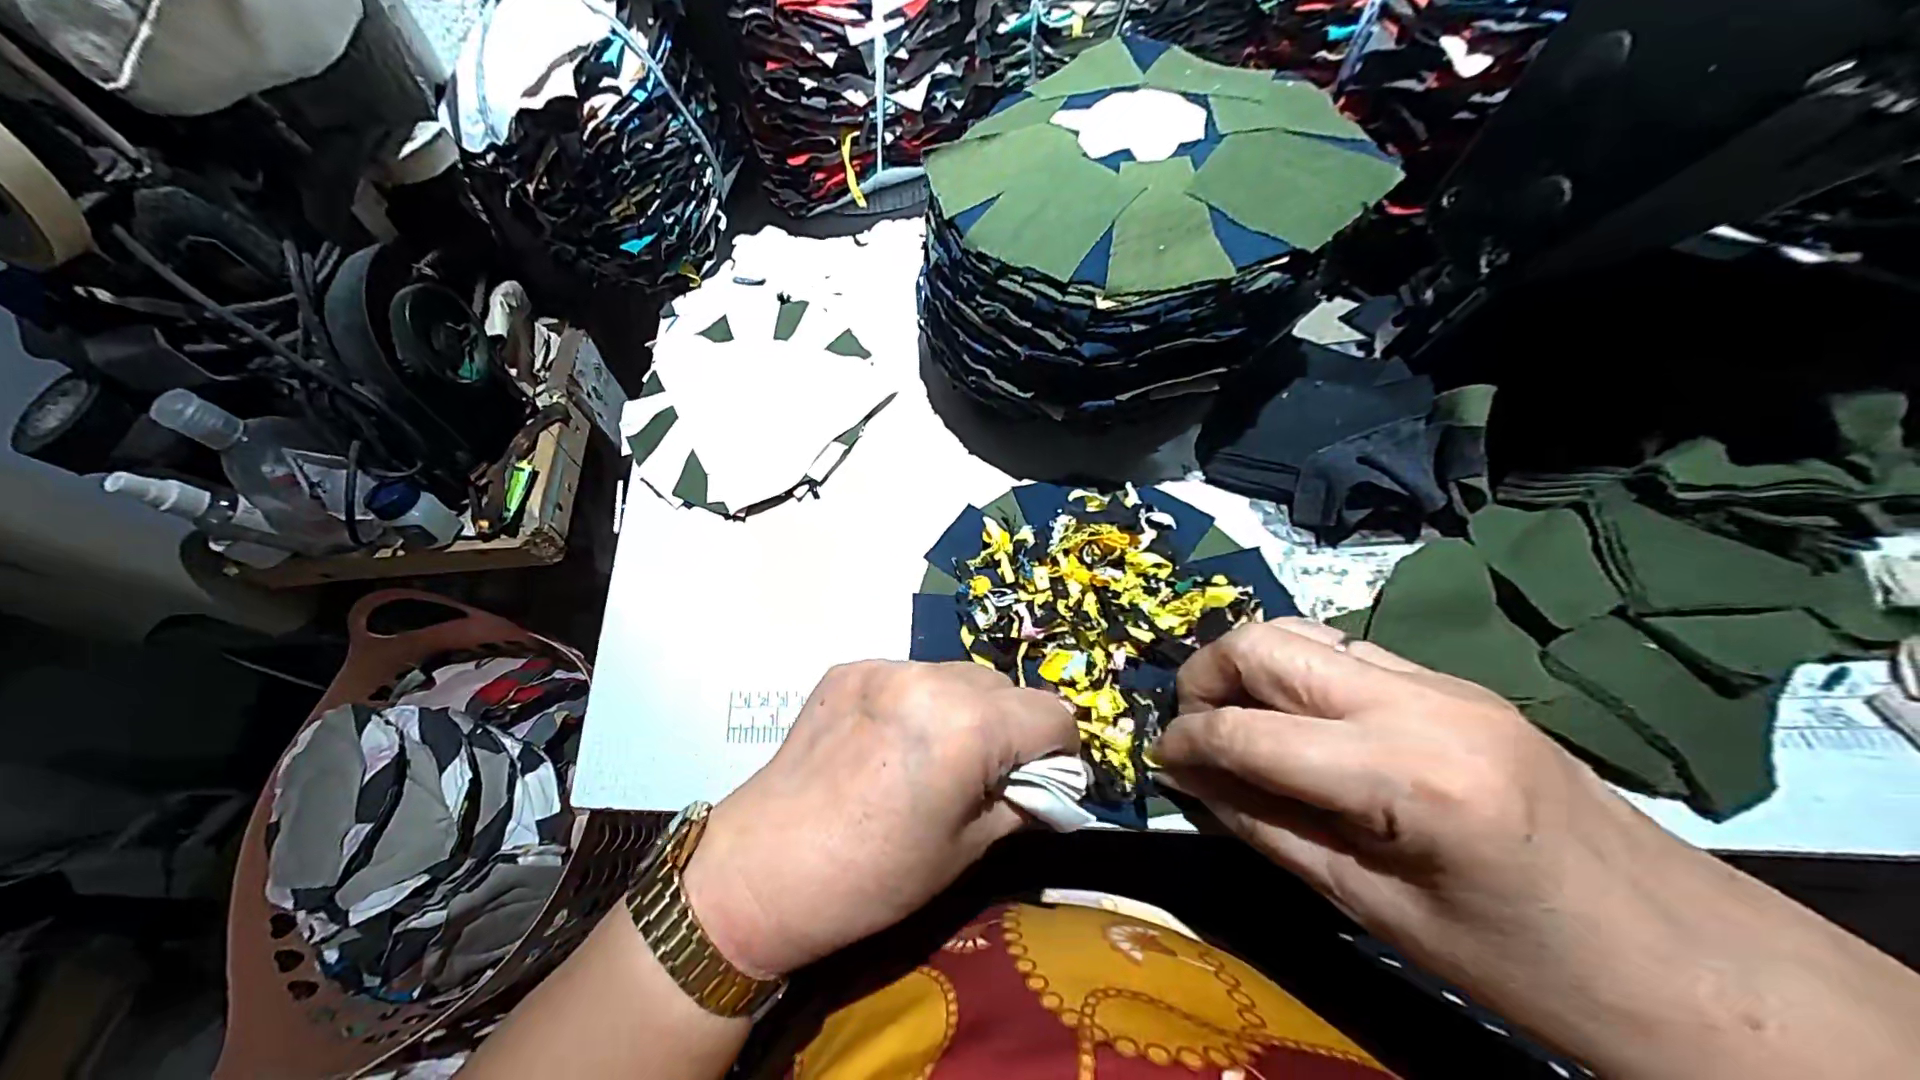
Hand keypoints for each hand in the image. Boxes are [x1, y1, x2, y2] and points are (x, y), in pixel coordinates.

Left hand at [682, 660, 1075, 977]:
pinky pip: (910, 677)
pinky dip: (918, 704)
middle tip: (981, 776)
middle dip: (1010, 730)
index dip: (1057, 755)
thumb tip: (1052, 789)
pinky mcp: (848, 667)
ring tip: (931, 757)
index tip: (1037, 785)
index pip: (1053, 715)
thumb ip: (1022, 805)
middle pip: (1006, 689)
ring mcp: (884, 666)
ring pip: (959, 677)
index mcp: (967, 724)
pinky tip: (889, 743)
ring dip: (965, 711)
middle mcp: (929, 677)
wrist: (760, 870)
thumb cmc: (873, 877)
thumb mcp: (967, 851)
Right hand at [1153, 618, 1919, 1078]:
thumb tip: (1194, 780)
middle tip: (1191, 730)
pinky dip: (1299, 674)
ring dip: (1250, 668)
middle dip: (1204, 678)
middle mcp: (1422, 701)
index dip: (1186, 741)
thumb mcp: (1374, 910)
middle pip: (1265, 642)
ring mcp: (1446, 680)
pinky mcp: (1458, 682)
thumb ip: (1268, 829)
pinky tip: (1300, 724)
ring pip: (1303, 630)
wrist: (1694, 963)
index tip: (1161, 760)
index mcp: (1406, 776)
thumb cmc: (1525, 966)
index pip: (1248, 730)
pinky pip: (1348, 651)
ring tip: (1236, 721)